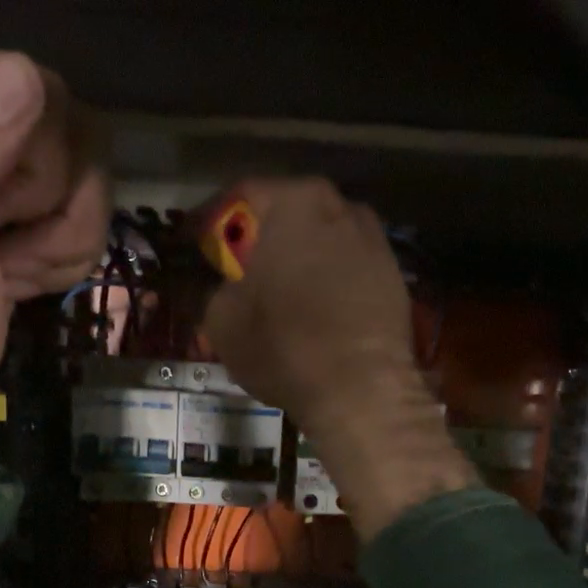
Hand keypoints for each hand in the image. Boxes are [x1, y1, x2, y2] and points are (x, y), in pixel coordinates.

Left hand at [0, 46, 108, 427]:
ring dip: (60, 237)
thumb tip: (22, 76)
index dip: (24, 166)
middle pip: (61, 122)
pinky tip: (18, 270)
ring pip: (86, 163)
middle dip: (45, 209)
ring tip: (5, 268)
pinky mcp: (22, 176)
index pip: (19, 84)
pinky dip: (65, 250)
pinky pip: (88, 196)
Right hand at [200, 179, 417, 430]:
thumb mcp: (221, 320)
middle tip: (237, 270)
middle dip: (260, 239)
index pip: (238, 197)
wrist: (362, 390)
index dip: (209, 223)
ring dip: (298, 260)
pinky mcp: (394, 278)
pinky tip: (315, 311)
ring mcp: (375, 241)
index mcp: (294, 202)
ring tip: (280, 294)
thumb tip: (220, 286)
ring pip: (322, 242)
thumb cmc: (283, 345)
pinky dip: (328, 282)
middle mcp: (340, 207)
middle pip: (287, 215)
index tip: (193, 246)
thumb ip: (213, 289)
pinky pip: (348, 270)